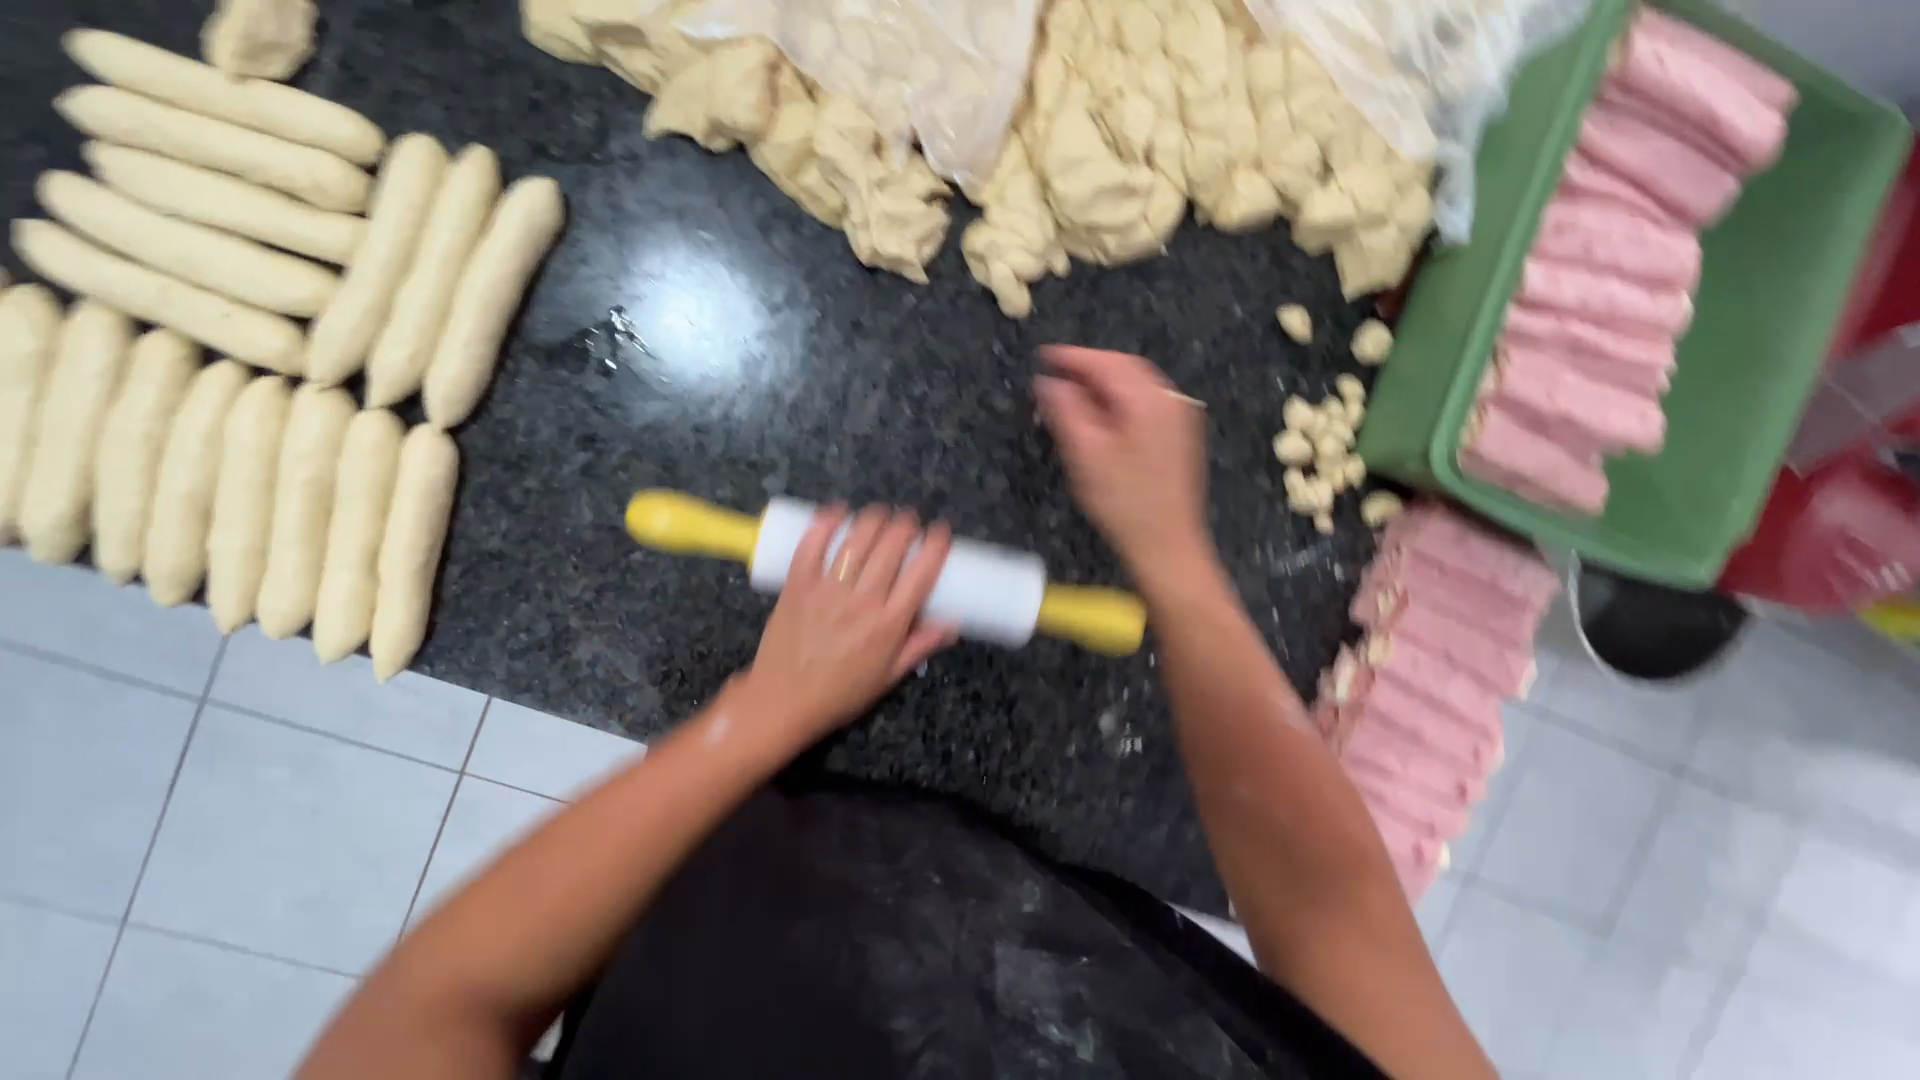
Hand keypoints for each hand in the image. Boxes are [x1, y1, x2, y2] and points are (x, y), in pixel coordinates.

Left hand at [732, 505, 956, 744]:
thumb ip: (920, 646)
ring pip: (856, 541)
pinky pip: (812, 545)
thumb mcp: (888, 677)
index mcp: (889, 625)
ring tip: (881, 513)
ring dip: (874, 519)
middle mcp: (861, 602)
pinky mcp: (797, 585)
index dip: (936, 546)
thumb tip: (952, 624)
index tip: (941, 532)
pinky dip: (825, 523)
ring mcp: (827, 591)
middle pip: (891, 548)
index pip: (922, 574)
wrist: (782, 702)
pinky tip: (838, 511)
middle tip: (909, 520)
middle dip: (906, 525)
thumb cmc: (839, 693)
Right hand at [1034, 345, 1212, 574]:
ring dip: (1104, 384)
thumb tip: (1048, 382)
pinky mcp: (1180, 437)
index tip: (1044, 357)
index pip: (1106, 363)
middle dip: (1089, 368)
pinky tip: (1102, 417)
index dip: (1072, 357)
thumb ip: (1064, 410)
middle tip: (1055, 374)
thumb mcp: (1084, 454)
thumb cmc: (1124, 504)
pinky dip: (1121, 400)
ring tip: (1073, 394)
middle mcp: (1169, 401)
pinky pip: (1147, 403)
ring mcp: (1179, 418)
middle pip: (1125, 368)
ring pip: (1137, 385)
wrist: (1167, 543)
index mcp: (1147, 400)